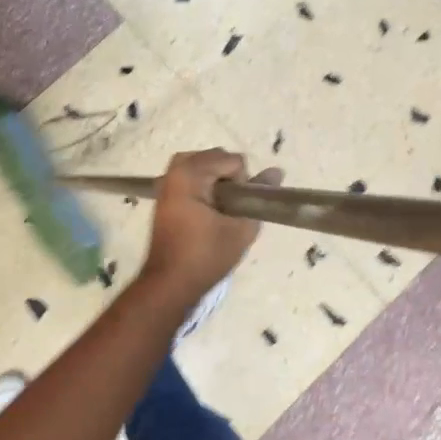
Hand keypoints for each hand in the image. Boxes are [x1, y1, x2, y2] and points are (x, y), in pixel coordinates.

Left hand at [140, 149, 279, 299]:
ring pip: (200, 166)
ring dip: (216, 181)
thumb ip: (259, 198)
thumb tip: (277, 172)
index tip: (238, 208)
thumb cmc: (206, 256)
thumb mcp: (241, 229)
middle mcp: (173, 171)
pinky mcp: (163, 196)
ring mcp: (165, 183)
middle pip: (213, 157)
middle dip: (228, 177)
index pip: (231, 160)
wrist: (170, 282)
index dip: (242, 183)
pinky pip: (188, 177)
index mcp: (189, 173)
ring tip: (222, 210)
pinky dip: (202, 186)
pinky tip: (208, 212)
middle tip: (231, 209)